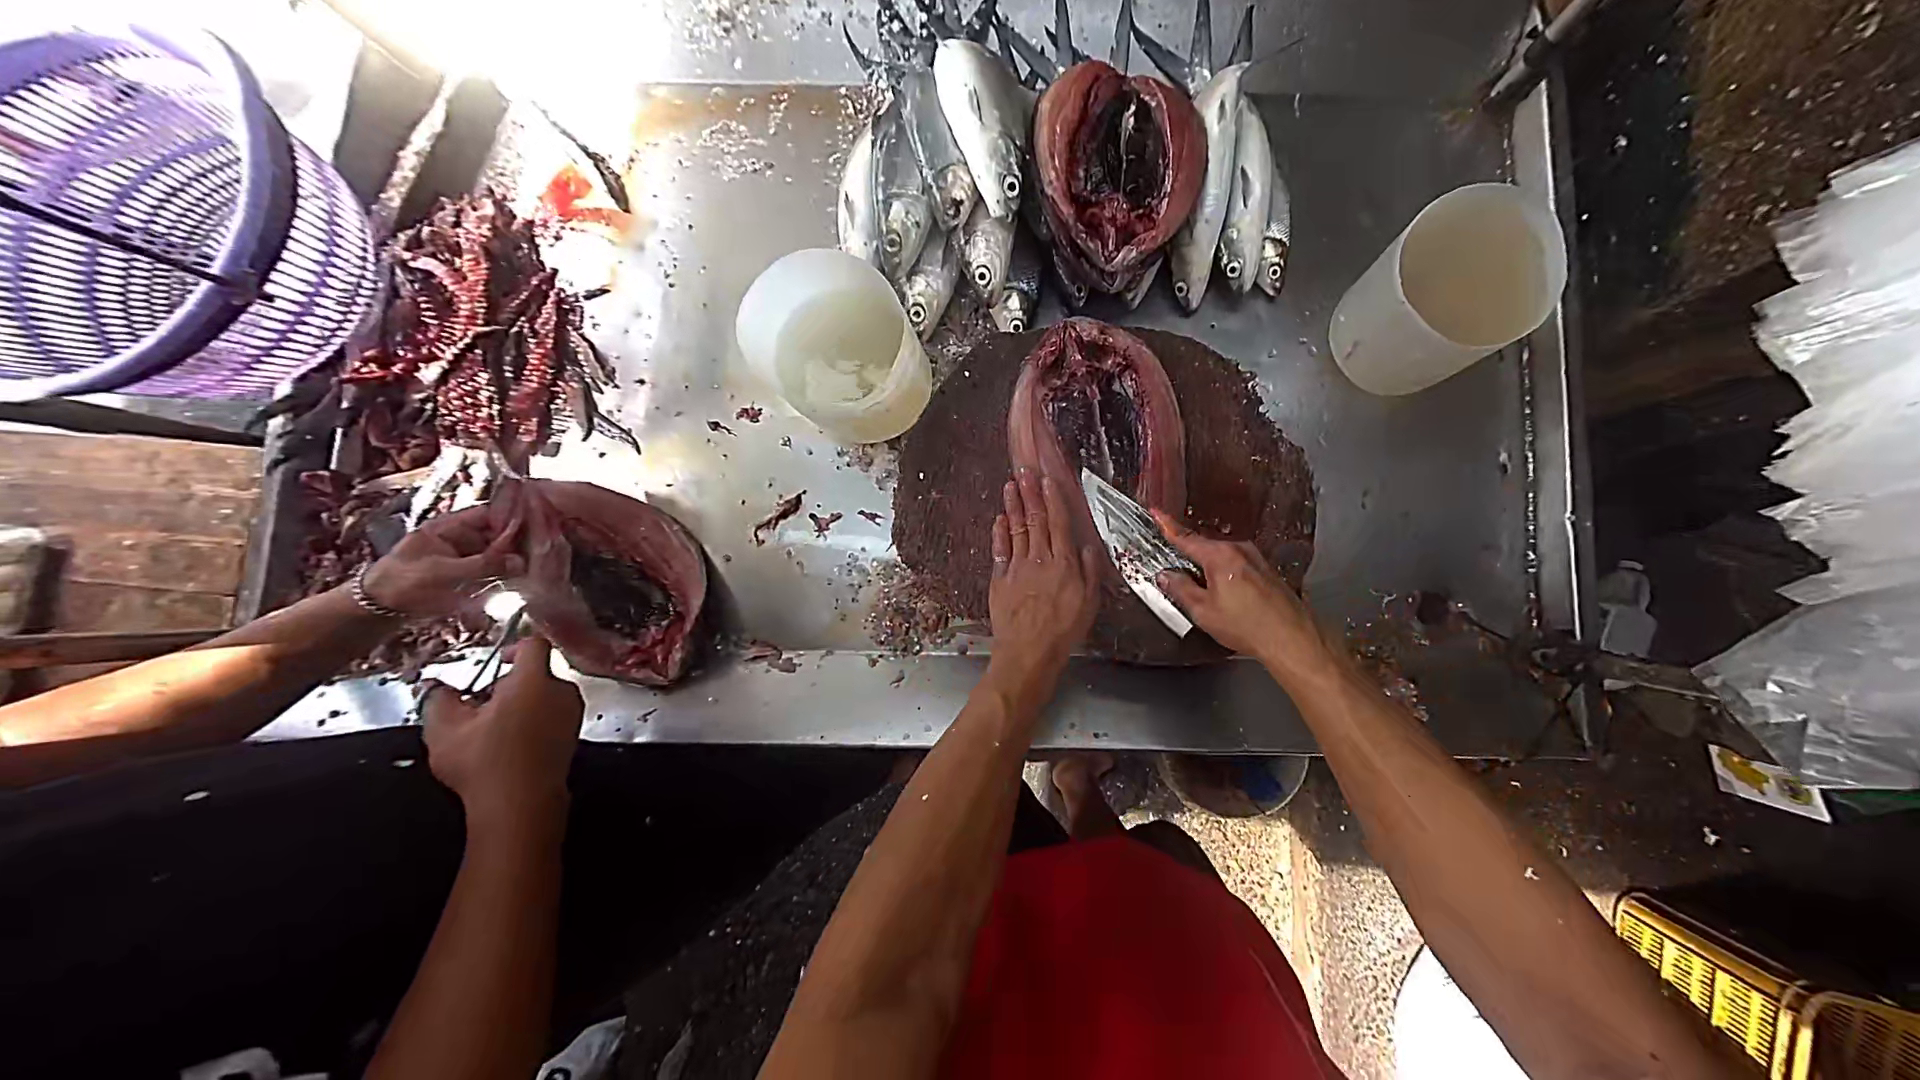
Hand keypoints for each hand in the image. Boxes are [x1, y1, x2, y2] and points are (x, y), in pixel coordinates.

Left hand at [361, 504, 525, 617]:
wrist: (378, 611)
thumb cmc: (403, 583)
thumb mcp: (443, 572)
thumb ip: (483, 565)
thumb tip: (521, 562)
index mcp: (450, 527)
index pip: (489, 514)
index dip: (514, 519)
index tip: (539, 528)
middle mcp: (461, 538)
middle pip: (499, 534)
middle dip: (519, 544)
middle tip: (543, 554)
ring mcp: (466, 557)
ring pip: (500, 553)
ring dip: (515, 561)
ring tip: (536, 568)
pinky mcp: (470, 575)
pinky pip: (495, 570)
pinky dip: (507, 575)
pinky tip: (521, 580)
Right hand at [421, 636, 583, 830]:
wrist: (521, 802)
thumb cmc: (484, 761)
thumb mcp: (444, 728)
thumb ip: (439, 698)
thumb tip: (436, 685)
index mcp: (535, 680)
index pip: (534, 644)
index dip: (514, 646)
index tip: (496, 661)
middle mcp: (562, 691)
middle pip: (538, 672)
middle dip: (511, 682)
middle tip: (482, 703)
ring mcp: (572, 713)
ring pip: (547, 695)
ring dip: (524, 702)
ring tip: (493, 727)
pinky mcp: (574, 734)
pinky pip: (554, 715)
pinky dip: (536, 719)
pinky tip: (512, 742)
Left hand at [988, 469, 1097, 687]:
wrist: (1028, 651)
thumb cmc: (1063, 631)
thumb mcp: (1089, 603)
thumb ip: (1090, 571)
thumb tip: (1089, 546)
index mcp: (1064, 564)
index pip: (1058, 523)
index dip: (1052, 500)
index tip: (1047, 481)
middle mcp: (1039, 560)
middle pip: (1034, 520)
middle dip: (1030, 493)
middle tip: (1024, 471)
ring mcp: (1017, 568)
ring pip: (1016, 530)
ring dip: (1013, 506)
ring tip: (1010, 486)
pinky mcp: (1000, 579)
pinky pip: (999, 550)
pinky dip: (999, 533)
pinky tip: (999, 519)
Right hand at [1151, 510, 1330, 677]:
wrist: (1292, 639)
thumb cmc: (1251, 627)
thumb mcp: (1203, 611)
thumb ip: (1180, 589)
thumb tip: (1167, 576)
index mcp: (1220, 556)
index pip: (1186, 537)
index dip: (1167, 525)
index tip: (1157, 513)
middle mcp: (1240, 551)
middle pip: (1204, 547)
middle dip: (1188, 558)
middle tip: (1175, 576)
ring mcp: (1256, 559)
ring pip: (1221, 558)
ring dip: (1208, 571)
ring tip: (1206, 598)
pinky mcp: (1266, 571)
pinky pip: (1236, 566)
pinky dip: (1225, 576)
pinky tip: (1227, 600)